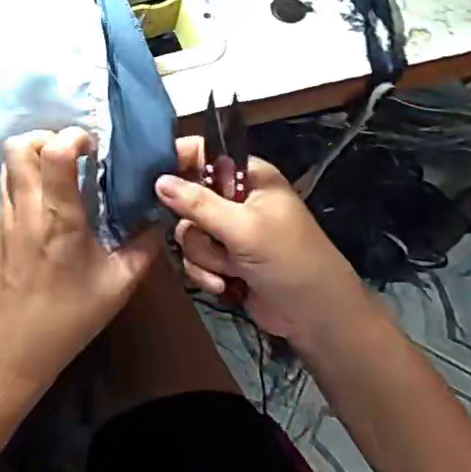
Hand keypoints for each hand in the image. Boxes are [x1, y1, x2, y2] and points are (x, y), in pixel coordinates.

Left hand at [0, 127, 162, 395]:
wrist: (14, 346)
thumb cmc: (70, 315)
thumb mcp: (119, 284)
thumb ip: (144, 246)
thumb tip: (160, 217)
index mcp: (59, 218)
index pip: (53, 154)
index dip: (72, 137)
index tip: (92, 147)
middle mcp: (26, 208)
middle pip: (19, 146)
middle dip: (47, 137)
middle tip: (72, 155)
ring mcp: (4, 216)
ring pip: (8, 163)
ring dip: (34, 158)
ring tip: (60, 175)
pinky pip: (5, 186)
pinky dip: (25, 181)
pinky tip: (45, 205)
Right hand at [155, 138, 365, 341]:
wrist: (317, 318)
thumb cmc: (289, 260)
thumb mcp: (244, 229)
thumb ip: (198, 204)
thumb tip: (158, 180)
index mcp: (248, 176)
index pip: (203, 153)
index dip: (177, 161)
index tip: (153, 179)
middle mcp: (235, 198)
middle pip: (187, 197)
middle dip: (196, 226)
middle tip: (212, 238)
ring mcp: (228, 230)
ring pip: (188, 232)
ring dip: (206, 255)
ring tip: (231, 269)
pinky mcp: (223, 259)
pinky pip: (194, 257)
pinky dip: (206, 273)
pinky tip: (225, 285)